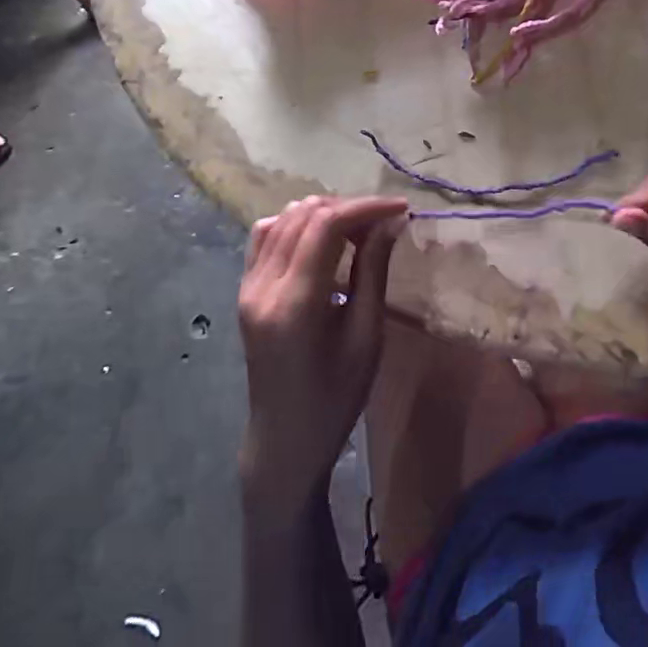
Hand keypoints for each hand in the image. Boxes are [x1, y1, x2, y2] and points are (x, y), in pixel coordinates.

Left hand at [237, 195, 407, 502]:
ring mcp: (247, 288)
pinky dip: (297, 225)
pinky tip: (323, 239)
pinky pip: (265, 238)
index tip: (402, 208)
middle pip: (304, 215)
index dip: (366, 207)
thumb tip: (391, 222)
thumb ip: (373, 271)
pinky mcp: (245, 292)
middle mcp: (262, 286)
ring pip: (282, 220)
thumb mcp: (366, 334)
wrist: (285, 439)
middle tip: (385, 223)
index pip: (326, 225)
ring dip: (323, 214)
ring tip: (359, 230)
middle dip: (349, 208)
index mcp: (295, 302)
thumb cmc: (337, 395)